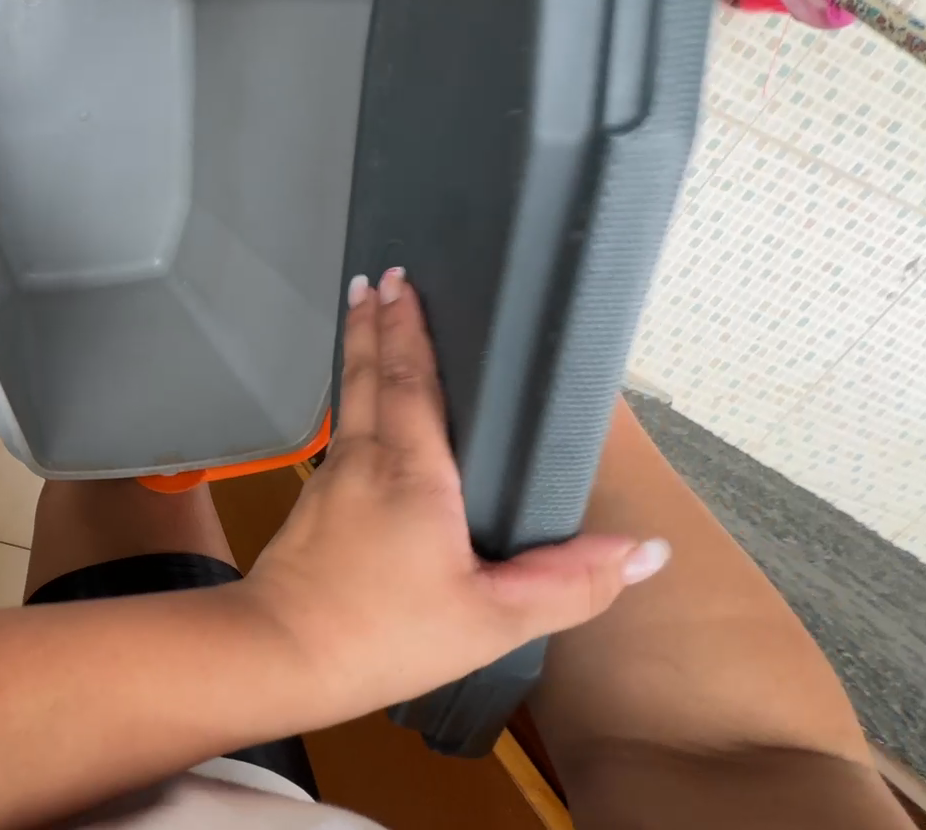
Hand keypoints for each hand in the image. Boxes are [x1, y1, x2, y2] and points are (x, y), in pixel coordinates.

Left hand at [240, 267, 670, 718]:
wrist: (283, 646)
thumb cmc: (387, 632)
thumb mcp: (493, 618)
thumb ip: (568, 582)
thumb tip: (643, 548)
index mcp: (409, 472)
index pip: (409, 381)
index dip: (406, 329)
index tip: (398, 283)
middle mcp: (362, 459)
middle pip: (367, 376)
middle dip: (372, 323)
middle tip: (373, 278)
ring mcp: (330, 477)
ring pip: (348, 400)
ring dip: (356, 354)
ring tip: (361, 319)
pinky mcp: (314, 499)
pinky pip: (341, 432)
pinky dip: (350, 399)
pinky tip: (357, 407)